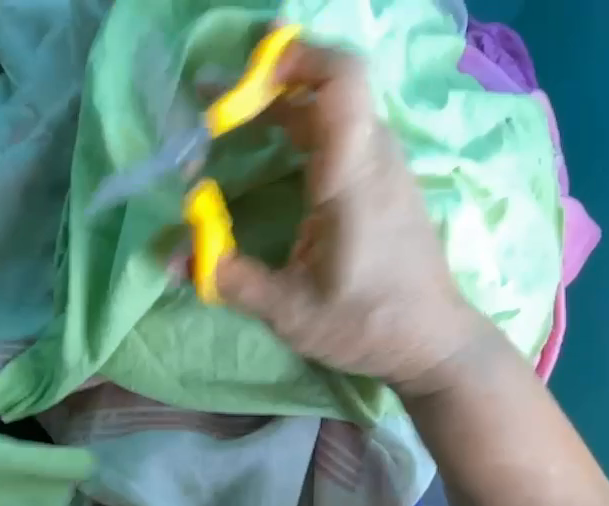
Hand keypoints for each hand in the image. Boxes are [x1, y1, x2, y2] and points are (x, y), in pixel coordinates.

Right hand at [214, 40, 491, 396]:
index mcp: (354, 176)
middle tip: (213, 113)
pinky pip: (346, 135)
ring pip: (336, 111)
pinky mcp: (387, 185)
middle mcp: (375, 158)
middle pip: (326, 89)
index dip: (292, 58)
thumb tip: (173, 259)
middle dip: (267, 89)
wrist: (435, 343)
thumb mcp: (291, 311)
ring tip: (236, 130)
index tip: (240, 84)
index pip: (340, 79)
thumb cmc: (369, 326)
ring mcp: (386, 169)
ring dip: (286, 110)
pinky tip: (277, 161)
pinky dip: (306, 132)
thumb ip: (231, 278)